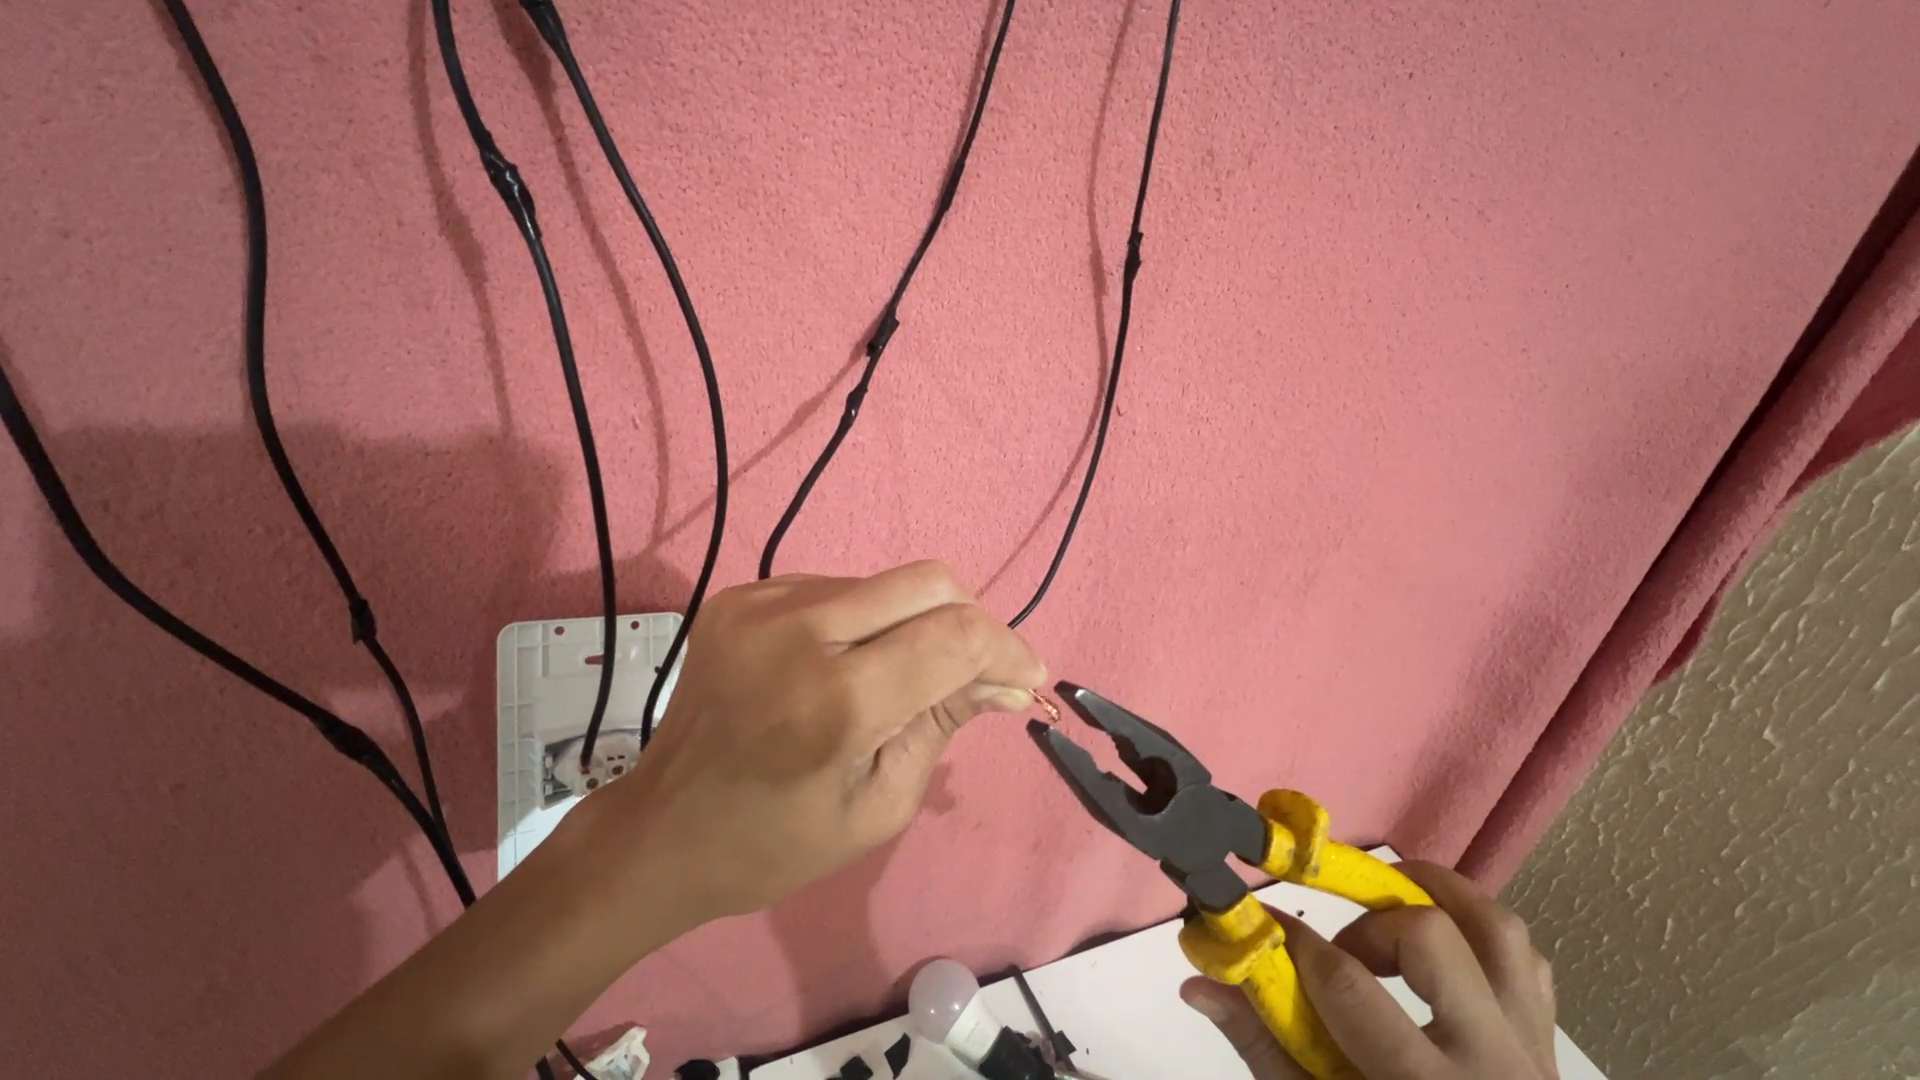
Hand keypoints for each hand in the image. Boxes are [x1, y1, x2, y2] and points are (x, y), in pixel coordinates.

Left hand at [570, 561, 1045, 923]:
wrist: (659, 831)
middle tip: (979, 670)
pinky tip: (851, 662)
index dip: (1007, 650)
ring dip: (917, 620)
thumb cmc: (776, 844)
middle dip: (973, 621)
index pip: (955, 637)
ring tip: (907, 674)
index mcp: (837, 701)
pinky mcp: (741, 596)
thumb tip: (1006, 679)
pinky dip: (867, 619)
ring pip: (885, 582)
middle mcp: (799, 631)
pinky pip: (836, 588)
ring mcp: (762, 604)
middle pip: (929, 582)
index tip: (1025, 677)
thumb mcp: (880, 803)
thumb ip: (944, 722)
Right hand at [1181, 862, 1557, 1078]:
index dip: (1294, 941)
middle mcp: (1493, 1062)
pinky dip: (1478, 935)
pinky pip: (1526, 961)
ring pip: (1497, 928)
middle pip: (1430, 936)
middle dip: (1369, 925)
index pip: (1349, 985)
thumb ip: (1264, 1048)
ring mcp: (1532, 1052)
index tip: (1262, 921)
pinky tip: (1439, 947)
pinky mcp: (1548, 1046)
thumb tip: (1200, 983)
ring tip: (1388, 909)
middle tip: (1340, 954)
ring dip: (1435, 900)